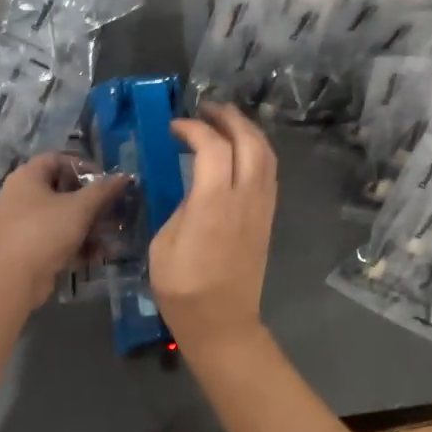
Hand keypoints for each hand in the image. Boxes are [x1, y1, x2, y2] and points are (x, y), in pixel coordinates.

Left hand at [0, 152, 128, 311]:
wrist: (12, 279)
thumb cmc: (44, 232)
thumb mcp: (79, 208)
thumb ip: (103, 190)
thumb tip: (124, 176)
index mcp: (28, 178)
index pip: (57, 159)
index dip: (83, 166)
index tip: (106, 179)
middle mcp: (23, 197)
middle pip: (63, 191)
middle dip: (93, 200)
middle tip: (116, 208)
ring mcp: (26, 225)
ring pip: (64, 218)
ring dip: (91, 225)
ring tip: (116, 232)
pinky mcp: (32, 249)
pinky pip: (60, 240)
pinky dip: (80, 244)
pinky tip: (103, 253)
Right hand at [150, 105, 277, 351]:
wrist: (221, 323)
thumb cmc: (182, 289)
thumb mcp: (163, 245)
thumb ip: (180, 209)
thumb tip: (193, 192)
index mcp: (213, 203)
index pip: (211, 146)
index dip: (193, 128)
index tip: (174, 127)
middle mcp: (244, 198)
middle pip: (248, 140)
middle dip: (228, 117)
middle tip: (206, 108)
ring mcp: (261, 208)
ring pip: (265, 154)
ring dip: (247, 132)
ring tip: (225, 124)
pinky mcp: (267, 220)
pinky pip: (268, 174)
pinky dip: (256, 153)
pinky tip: (239, 155)